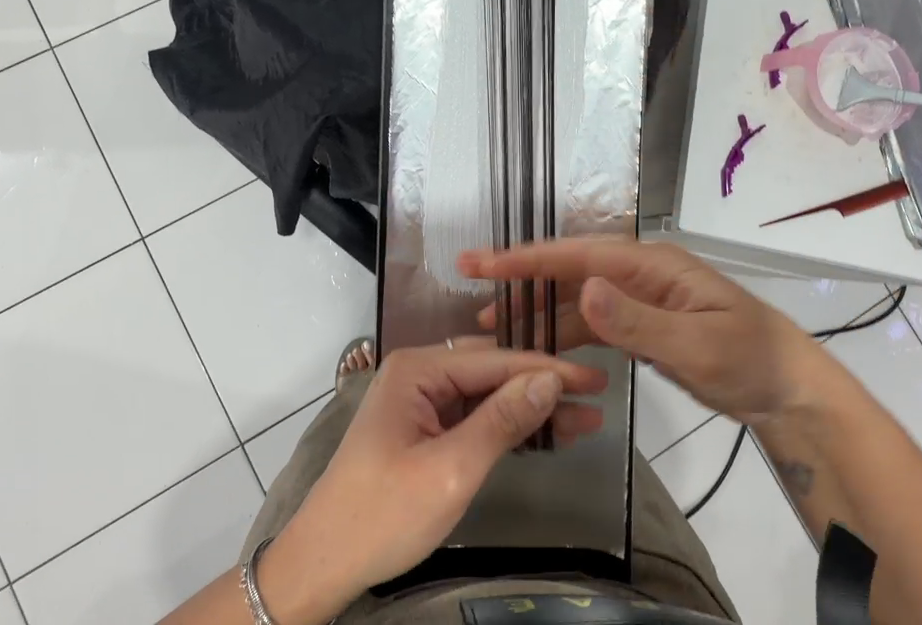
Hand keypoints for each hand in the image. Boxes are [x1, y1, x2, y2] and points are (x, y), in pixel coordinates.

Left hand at [264, 344, 608, 620]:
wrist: (324, 561)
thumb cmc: (384, 514)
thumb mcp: (452, 470)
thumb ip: (502, 421)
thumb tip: (550, 380)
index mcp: (418, 369)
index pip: (497, 360)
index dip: (549, 370)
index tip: (597, 380)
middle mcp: (418, 374)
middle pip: (493, 371)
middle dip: (544, 385)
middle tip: (597, 398)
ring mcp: (418, 401)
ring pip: (486, 395)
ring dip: (530, 408)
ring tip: (584, 421)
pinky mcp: (421, 429)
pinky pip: (473, 417)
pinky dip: (507, 427)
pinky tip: (543, 434)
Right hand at [460, 239, 829, 423]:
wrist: (789, 391)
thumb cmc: (750, 360)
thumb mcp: (695, 344)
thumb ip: (637, 320)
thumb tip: (583, 288)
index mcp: (652, 265)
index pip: (578, 256)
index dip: (527, 258)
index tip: (482, 262)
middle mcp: (641, 274)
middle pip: (571, 271)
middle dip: (522, 278)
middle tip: (470, 285)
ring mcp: (642, 300)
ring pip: (578, 299)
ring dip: (538, 309)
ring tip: (494, 324)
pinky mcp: (644, 327)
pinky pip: (594, 324)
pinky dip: (564, 332)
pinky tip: (540, 344)